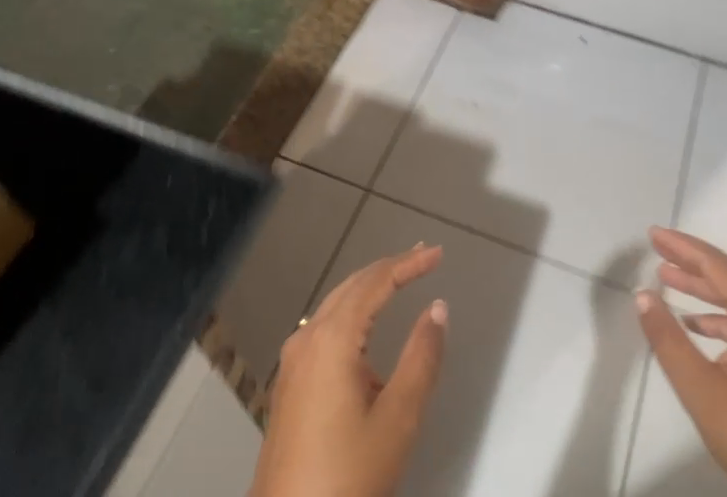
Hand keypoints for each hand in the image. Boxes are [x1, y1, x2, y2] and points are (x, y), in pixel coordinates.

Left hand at [250, 244, 447, 496]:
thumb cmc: (349, 472)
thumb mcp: (398, 417)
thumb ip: (422, 357)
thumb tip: (437, 308)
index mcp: (332, 341)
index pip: (374, 284)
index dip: (408, 264)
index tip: (437, 253)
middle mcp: (306, 340)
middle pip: (351, 287)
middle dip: (388, 268)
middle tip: (423, 256)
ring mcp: (292, 363)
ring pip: (334, 307)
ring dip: (368, 288)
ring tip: (400, 279)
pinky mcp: (289, 385)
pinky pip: (324, 329)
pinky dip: (352, 313)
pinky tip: (367, 327)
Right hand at [635, 227, 726, 496]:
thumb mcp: (702, 391)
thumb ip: (669, 340)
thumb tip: (644, 296)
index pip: (722, 269)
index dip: (686, 248)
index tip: (654, 234)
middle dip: (695, 264)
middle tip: (658, 251)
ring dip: (708, 291)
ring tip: (670, 281)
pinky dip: (725, 317)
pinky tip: (700, 326)